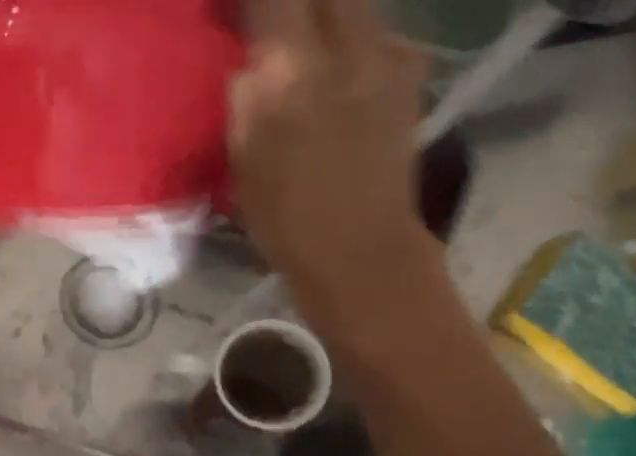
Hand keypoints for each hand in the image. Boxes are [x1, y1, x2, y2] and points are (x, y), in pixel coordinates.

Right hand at [229, 0, 438, 316]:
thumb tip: (250, 59)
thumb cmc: (286, 218)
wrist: (360, 250)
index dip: (245, 3)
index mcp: (294, 72)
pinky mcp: (409, 74)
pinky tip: (339, 69)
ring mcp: (387, 57)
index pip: (272, 0)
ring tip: (299, 44)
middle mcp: (348, 48)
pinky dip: (353, 38)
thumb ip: (246, 96)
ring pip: (352, 7)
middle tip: (264, 22)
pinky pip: (377, 32)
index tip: (226, 14)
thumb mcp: (245, 159)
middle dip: (290, 4)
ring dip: (322, 16)